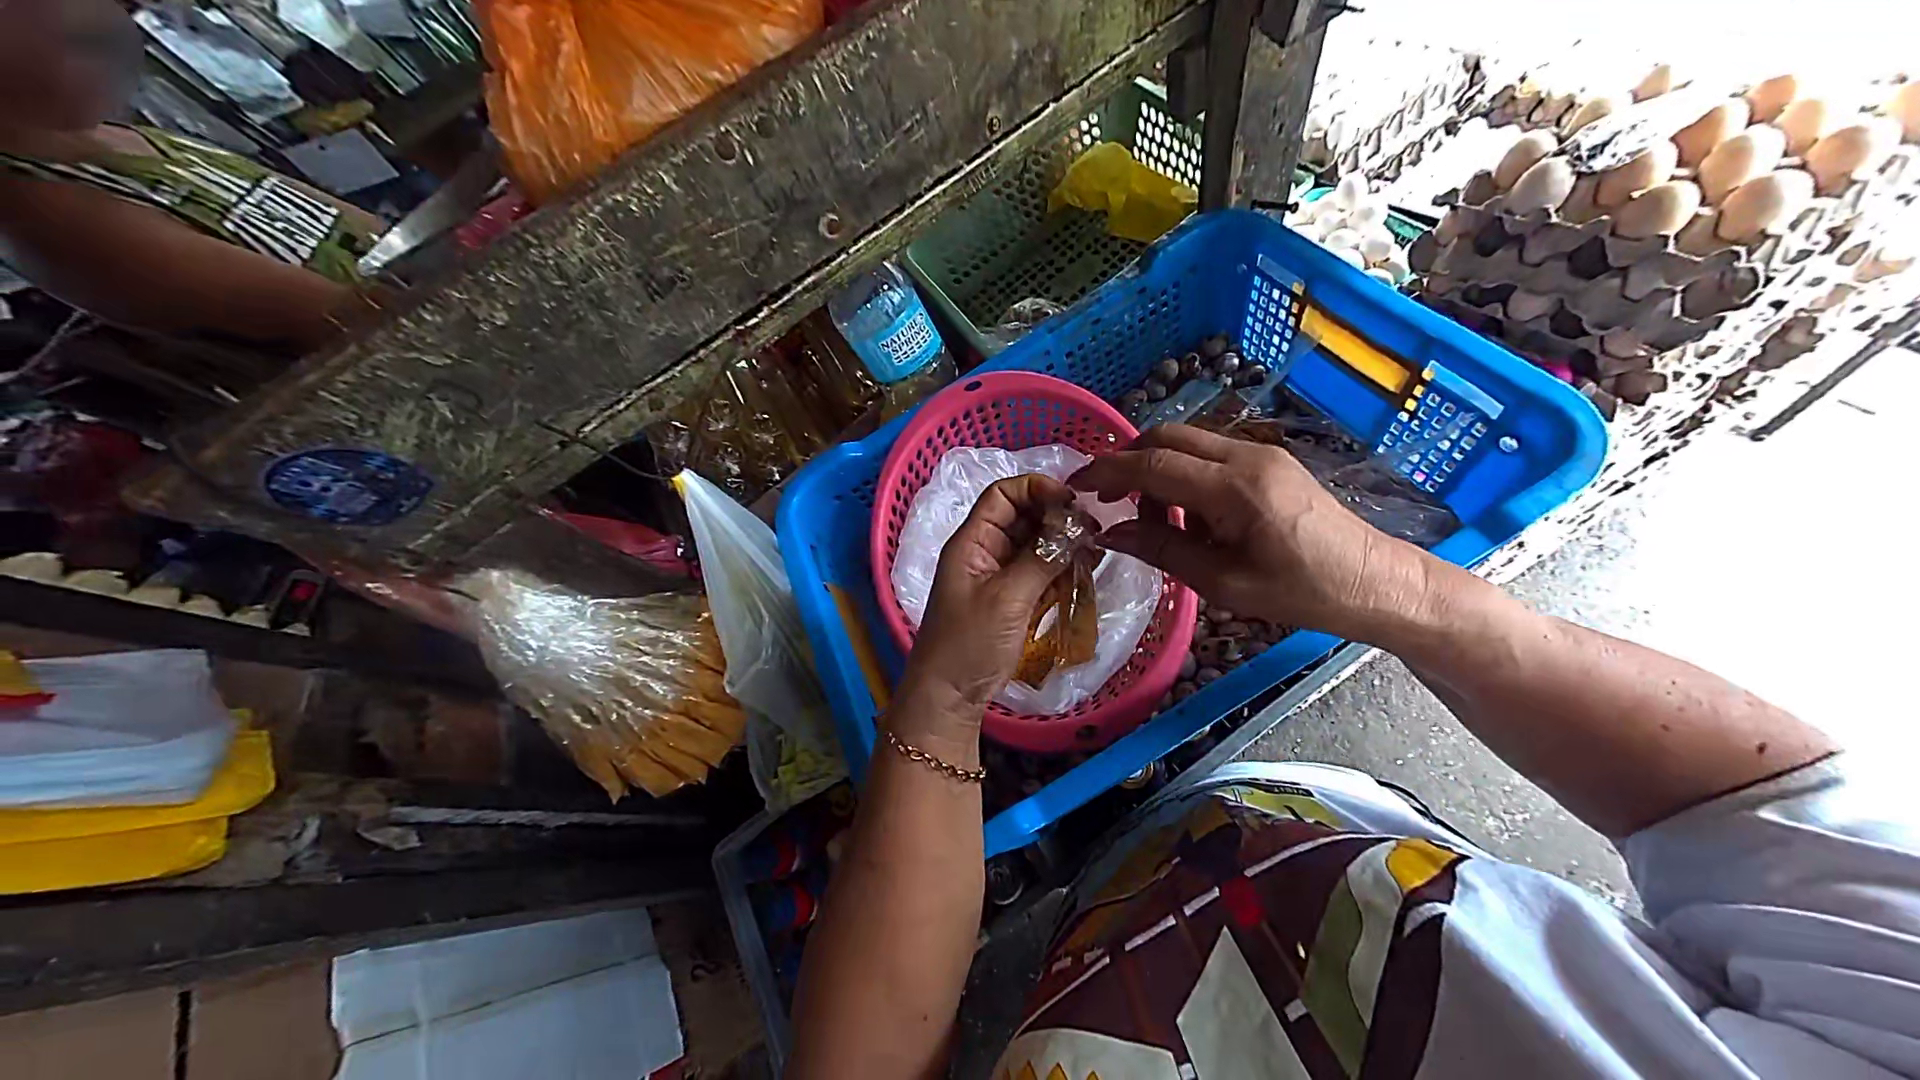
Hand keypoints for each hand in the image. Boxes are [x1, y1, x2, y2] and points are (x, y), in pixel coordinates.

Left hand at [896, 475, 1075, 736]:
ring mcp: (998, 575)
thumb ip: (1041, 559)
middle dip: (1057, 518)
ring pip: (1035, 544)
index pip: (1003, 494)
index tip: (1073, 502)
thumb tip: (1075, 527)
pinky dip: (1060, 568)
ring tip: (1093, 551)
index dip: (1037, 488)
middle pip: (1023, 516)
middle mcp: (985, 551)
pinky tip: (1084, 571)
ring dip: (1063, 544)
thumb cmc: (969, 644)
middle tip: (1092, 531)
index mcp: (972, 542)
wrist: (949, 696)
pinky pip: (1039, 571)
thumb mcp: (1007, 598)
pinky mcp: (1011, 598)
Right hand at [1068, 424, 1432, 641]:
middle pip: (1166, 436)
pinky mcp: (1269, 461)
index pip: (1153, 464)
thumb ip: (1162, 550)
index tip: (1076, 487)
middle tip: (1106, 500)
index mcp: (1236, 489)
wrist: (1374, 582)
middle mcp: (1246, 456)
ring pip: (1187, 442)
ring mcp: (1261, 453)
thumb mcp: (1223, 583)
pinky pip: (1210, 455)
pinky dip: (1182, 475)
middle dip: (1127, 462)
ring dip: (1156, 470)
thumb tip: (1110, 533)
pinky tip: (1188, 516)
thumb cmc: (1302, 593)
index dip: (1107, 472)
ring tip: (1154, 521)